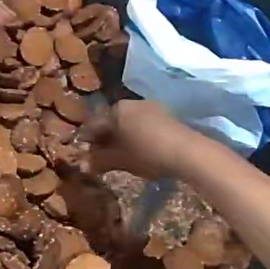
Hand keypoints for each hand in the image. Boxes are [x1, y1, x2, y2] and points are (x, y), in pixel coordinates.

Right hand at [79, 100, 207, 181]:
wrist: (188, 151)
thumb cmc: (147, 153)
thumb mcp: (120, 160)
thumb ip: (99, 161)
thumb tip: (81, 165)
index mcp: (116, 110)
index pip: (93, 124)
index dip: (86, 141)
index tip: (85, 156)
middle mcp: (131, 103)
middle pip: (110, 121)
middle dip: (104, 139)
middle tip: (102, 157)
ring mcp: (150, 106)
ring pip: (127, 122)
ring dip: (121, 137)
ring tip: (122, 155)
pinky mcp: (165, 114)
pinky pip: (142, 123)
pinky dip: (136, 135)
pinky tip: (141, 149)